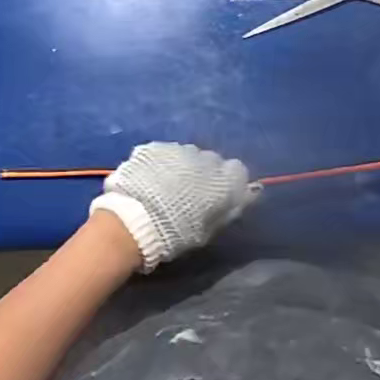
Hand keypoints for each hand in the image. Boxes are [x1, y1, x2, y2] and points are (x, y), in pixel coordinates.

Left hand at [89, 142, 256, 271]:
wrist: (135, 219)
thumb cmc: (176, 232)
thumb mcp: (209, 227)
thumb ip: (227, 208)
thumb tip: (244, 197)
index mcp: (223, 179)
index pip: (236, 172)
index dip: (227, 183)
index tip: (218, 195)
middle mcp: (203, 157)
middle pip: (209, 160)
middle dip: (202, 173)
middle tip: (189, 192)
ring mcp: (176, 149)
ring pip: (185, 155)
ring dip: (180, 166)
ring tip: (165, 186)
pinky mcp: (152, 147)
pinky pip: (161, 153)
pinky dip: (158, 163)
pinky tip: (148, 178)